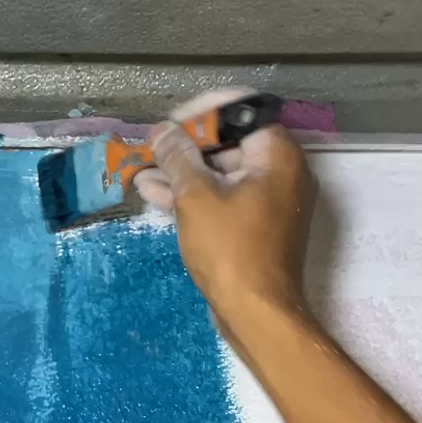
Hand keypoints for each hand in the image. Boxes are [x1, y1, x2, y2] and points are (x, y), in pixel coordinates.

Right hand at [133, 88, 317, 329]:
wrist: (256, 312)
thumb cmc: (230, 248)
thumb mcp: (196, 197)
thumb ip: (177, 157)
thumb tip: (163, 131)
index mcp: (277, 155)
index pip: (241, 110)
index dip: (202, 112)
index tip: (169, 124)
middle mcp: (280, 171)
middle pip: (229, 141)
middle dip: (185, 144)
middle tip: (150, 148)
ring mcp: (267, 200)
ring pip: (221, 171)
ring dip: (182, 170)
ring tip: (141, 170)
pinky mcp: (253, 225)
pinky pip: (223, 197)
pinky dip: (193, 194)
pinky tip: (154, 193)